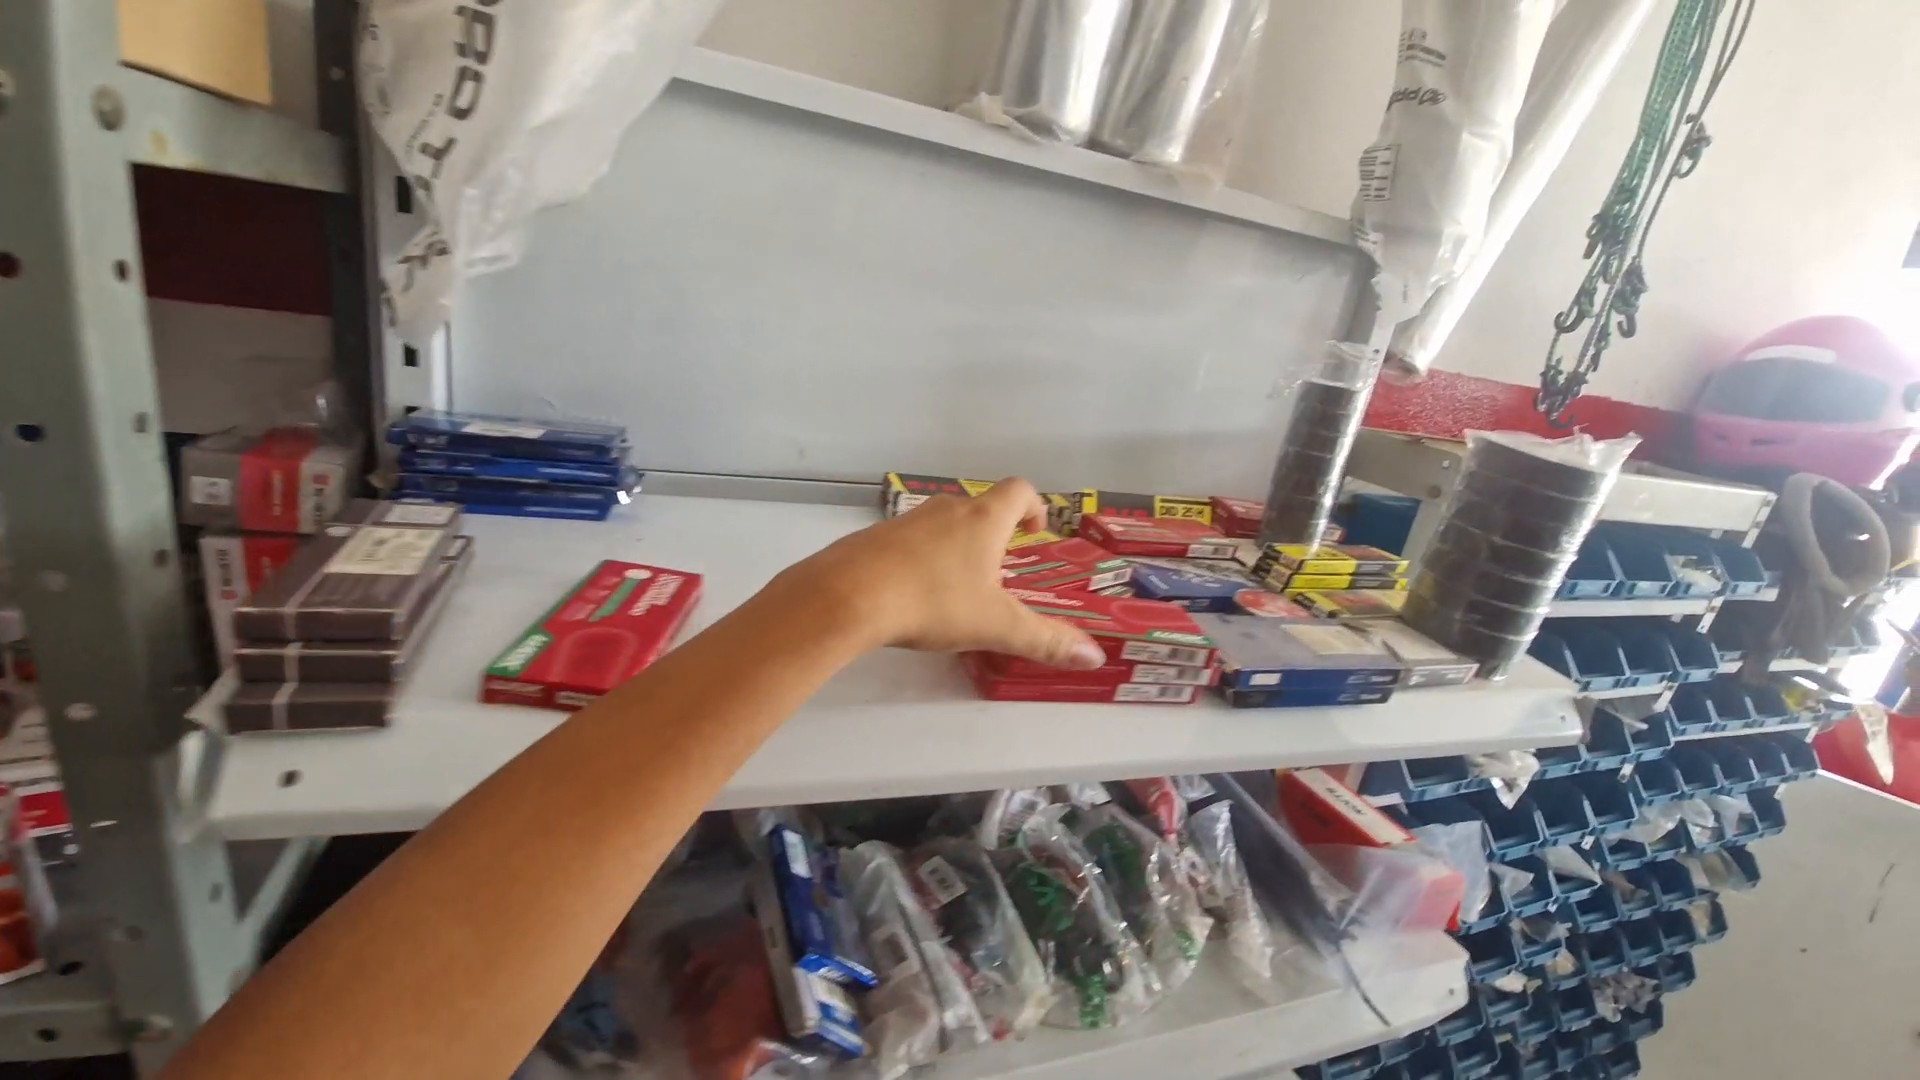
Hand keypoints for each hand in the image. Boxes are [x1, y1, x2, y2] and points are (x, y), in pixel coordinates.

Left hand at [777, 478, 1106, 669]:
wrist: (849, 595)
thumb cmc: (934, 602)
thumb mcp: (996, 626)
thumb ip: (1045, 640)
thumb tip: (1094, 656)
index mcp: (982, 520)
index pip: (1019, 490)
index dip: (1034, 506)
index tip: (1035, 532)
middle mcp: (946, 510)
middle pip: (980, 507)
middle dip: (995, 533)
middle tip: (1000, 570)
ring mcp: (906, 520)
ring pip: (942, 523)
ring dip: (956, 546)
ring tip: (957, 587)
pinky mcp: (874, 538)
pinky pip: (908, 541)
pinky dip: (921, 559)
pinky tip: (913, 595)